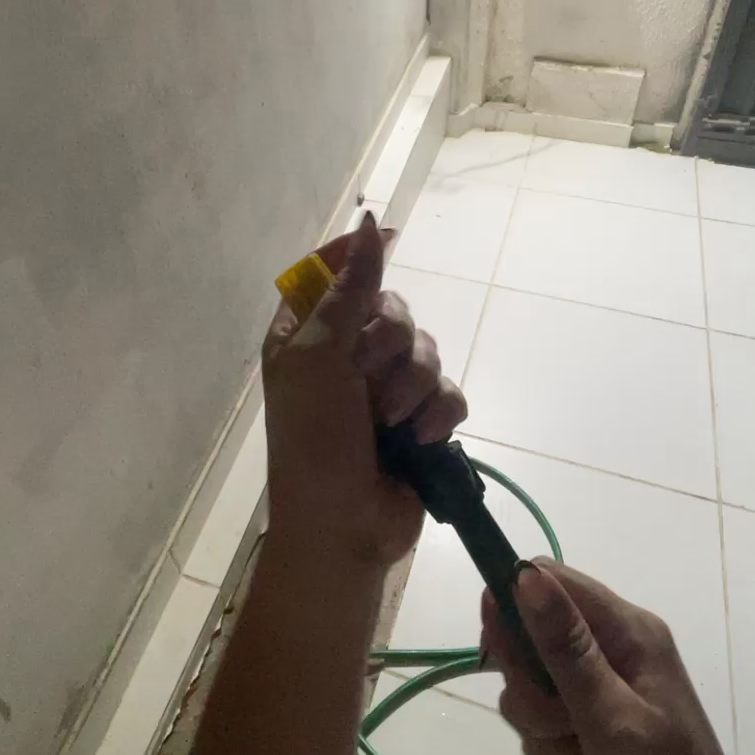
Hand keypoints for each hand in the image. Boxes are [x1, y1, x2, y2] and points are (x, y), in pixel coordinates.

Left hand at [260, 212, 467, 571]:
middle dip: (389, 344)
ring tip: (392, 423)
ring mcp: (384, 388)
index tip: (391, 236)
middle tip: (367, 380)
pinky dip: (438, 413)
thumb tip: (370, 224)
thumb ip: (348, 291)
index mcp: (305, 334)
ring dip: (412, 385)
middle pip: (391, 308)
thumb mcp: (318, 359)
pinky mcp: (419, 419)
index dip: (357, 253)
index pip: (330, 272)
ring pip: (426, 348)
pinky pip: (448, 390)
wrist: (343, 529)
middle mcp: (344, 354)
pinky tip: (423, 438)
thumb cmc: (314, 441)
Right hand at [482, 560, 735, 754]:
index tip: (497, 647)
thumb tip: (523, 573)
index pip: (550, 578)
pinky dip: (549, 752)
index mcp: (626, 629)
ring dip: (540, 729)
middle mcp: (608, 649)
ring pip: (526, 684)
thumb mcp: (612, 716)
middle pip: (529, 634)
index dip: (514, 602)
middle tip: (558, 724)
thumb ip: (564, 648)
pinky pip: (535, 721)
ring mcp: (594, 688)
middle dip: (530, 685)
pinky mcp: (582, 724)